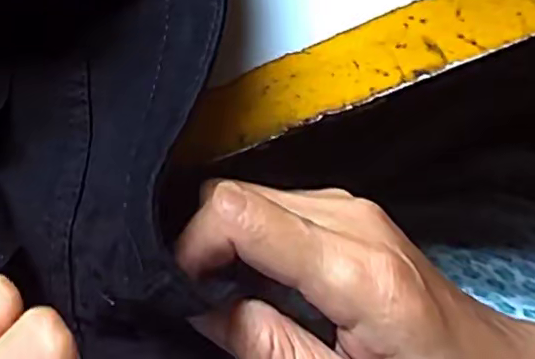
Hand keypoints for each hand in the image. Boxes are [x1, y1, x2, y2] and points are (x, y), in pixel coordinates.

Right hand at [177, 182, 534, 358]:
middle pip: (241, 192)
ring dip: (229, 238)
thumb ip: (269, 348)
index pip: (241, 211)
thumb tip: (200, 311)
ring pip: (255, 192)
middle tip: (196, 300)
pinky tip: (260, 279)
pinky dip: (254, 234)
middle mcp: (351, 216)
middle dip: (205, 242)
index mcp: (355, 269)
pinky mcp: (349, 208)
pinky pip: (279, 203)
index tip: (179, 290)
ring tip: (227, 295)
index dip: (193, 244)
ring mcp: (352, 205)